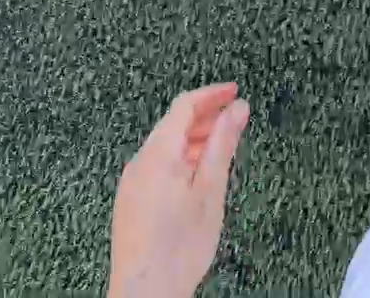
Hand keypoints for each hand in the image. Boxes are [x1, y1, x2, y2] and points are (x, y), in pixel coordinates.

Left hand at [109, 83, 249, 297]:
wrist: (145, 296)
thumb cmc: (180, 246)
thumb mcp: (211, 189)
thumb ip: (223, 143)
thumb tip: (238, 107)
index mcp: (158, 153)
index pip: (184, 105)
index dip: (212, 94)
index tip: (235, 91)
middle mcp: (139, 162)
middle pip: (173, 123)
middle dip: (205, 116)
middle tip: (235, 119)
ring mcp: (132, 182)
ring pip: (166, 145)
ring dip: (194, 138)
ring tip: (222, 148)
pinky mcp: (131, 201)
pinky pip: (158, 165)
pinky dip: (181, 158)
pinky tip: (198, 175)